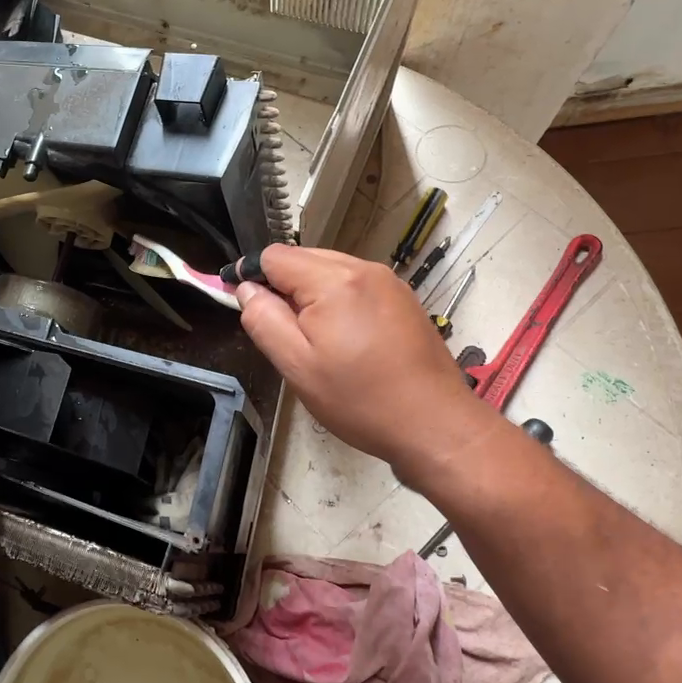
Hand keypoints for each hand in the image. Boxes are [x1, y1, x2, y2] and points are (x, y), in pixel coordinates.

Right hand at [235, 244, 490, 488]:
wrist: (436, 426)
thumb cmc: (361, 401)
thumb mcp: (297, 366)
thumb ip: (263, 320)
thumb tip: (245, 289)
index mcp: (334, 281)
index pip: (274, 256)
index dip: (251, 276)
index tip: (244, 304)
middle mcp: (363, 269)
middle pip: (302, 258)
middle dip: (283, 286)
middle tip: (283, 332)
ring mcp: (388, 282)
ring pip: (329, 270)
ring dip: (311, 293)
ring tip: (315, 339)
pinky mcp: (403, 298)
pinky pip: (355, 284)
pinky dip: (338, 300)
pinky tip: (344, 338)